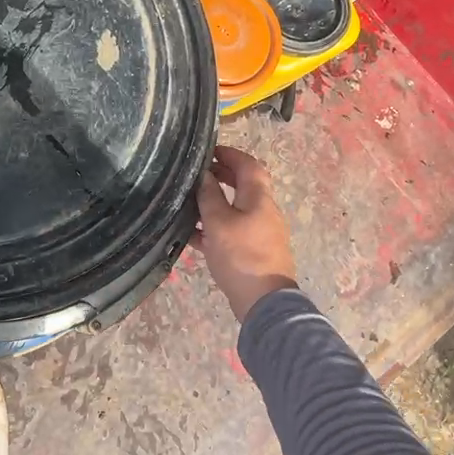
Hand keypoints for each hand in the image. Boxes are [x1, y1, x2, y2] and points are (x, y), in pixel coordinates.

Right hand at [190, 145, 298, 319]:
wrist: (264, 303)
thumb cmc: (241, 256)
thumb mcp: (218, 222)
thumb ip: (209, 196)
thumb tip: (204, 174)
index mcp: (258, 198)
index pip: (249, 165)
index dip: (230, 154)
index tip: (207, 150)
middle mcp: (263, 211)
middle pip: (244, 185)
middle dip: (221, 176)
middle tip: (195, 174)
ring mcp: (261, 232)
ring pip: (236, 209)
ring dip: (215, 202)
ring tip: (188, 203)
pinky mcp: (255, 251)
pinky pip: (233, 230)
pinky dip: (216, 226)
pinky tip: (193, 234)